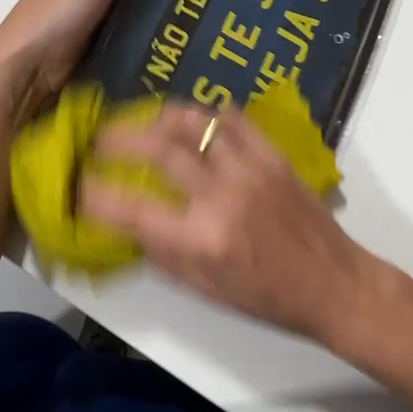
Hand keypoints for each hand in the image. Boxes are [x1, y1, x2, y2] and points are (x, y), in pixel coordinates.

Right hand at [79, 104, 376, 342]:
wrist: (335, 284)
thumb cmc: (267, 298)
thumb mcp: (207, 291)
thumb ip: (163, 254)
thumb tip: (126, 223)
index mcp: (203, 239)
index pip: (134, 210)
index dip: (97, 195)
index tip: (77, 187)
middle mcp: (222, 196)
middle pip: (159, 150)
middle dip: (118, 140)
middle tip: (99, 140)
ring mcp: (250, 169)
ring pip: (195, 123)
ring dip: (159, 116)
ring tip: (142, 120)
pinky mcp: (273, 154)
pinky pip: (235, 119)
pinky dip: (209, 113)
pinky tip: (193, 119)